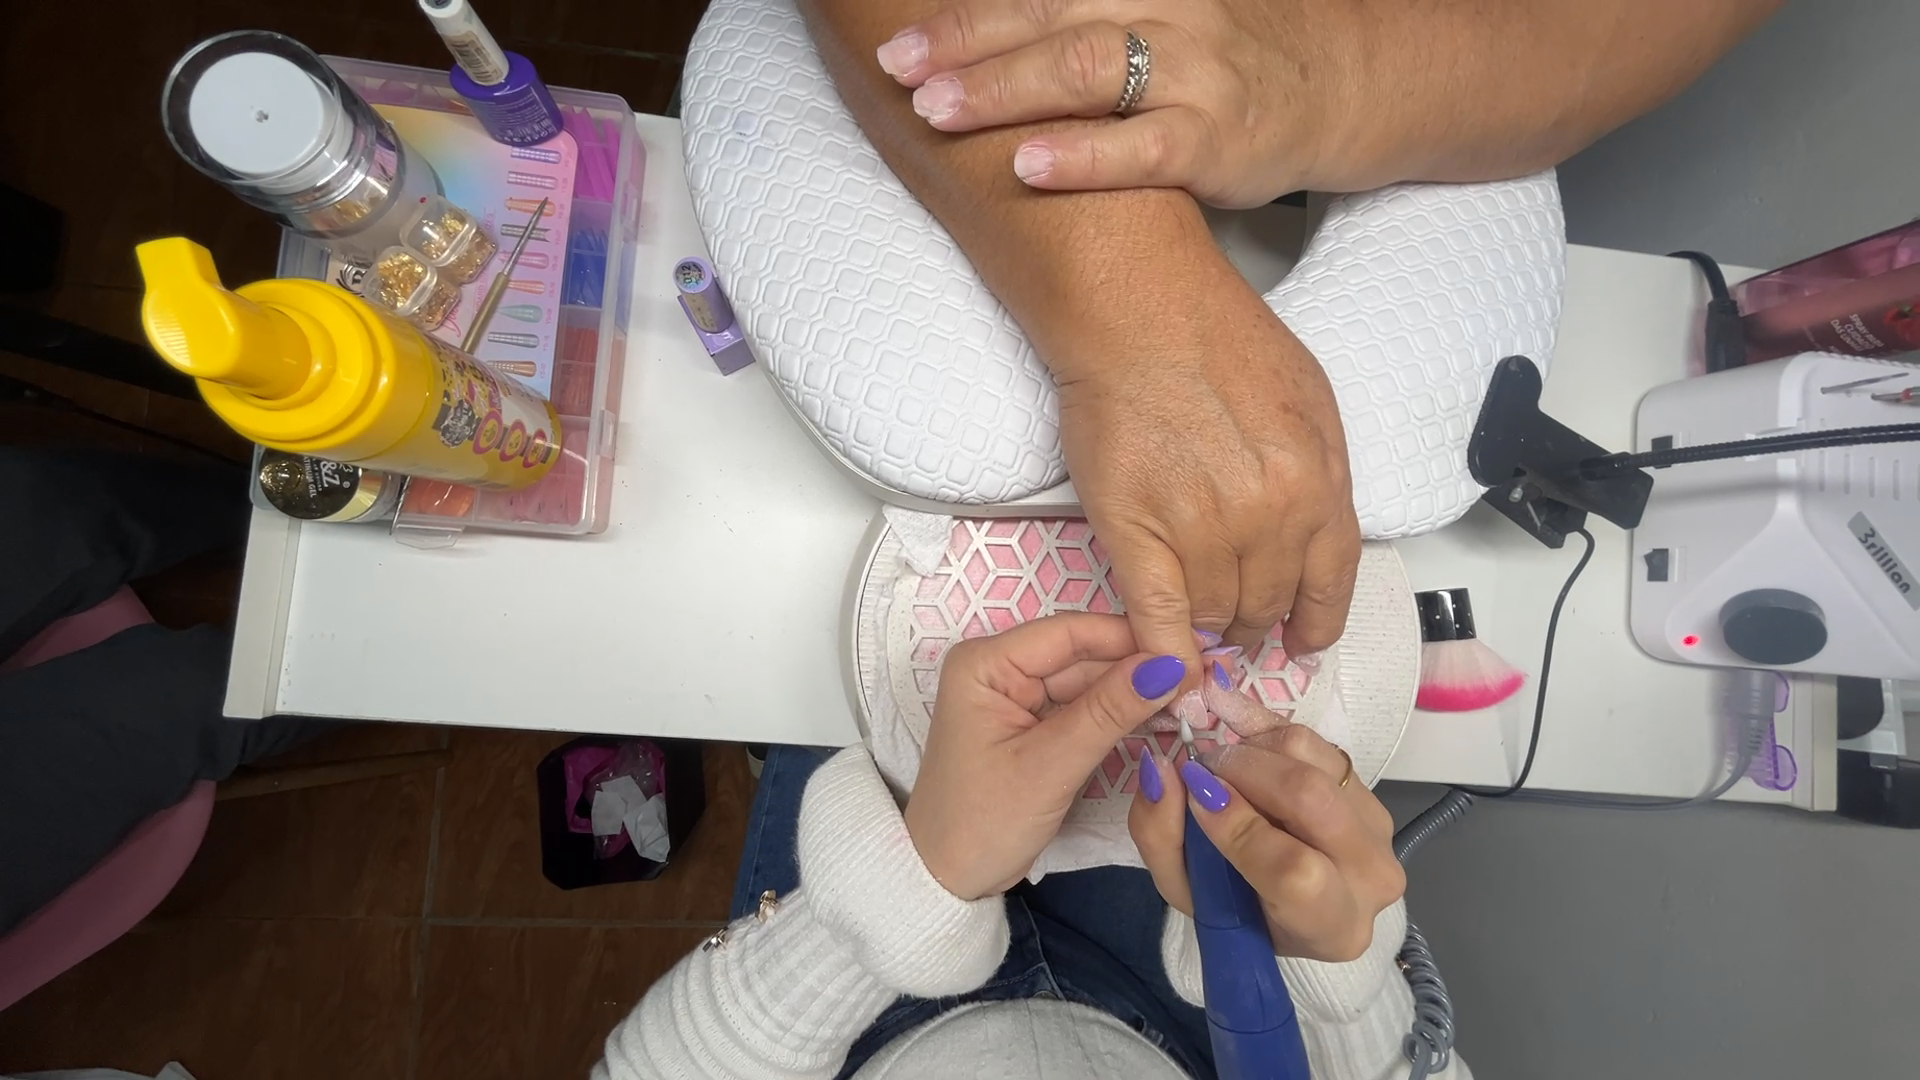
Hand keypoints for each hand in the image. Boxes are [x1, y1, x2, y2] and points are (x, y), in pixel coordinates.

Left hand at [874, 0, 1363, 207]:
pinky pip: (1142, 147)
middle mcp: (1162, 10)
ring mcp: (1191, 72)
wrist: (1332, 85)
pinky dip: (1082, 157)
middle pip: (1047, 15)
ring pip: (1085, 69)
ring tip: (938, 111)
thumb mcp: (1156, 13)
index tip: (903, 33)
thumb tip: (1006, 28)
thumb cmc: (1223, 57)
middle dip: (964, 41)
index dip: (967, 9)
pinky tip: (1028, 167)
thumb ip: (1087, 16)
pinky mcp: (1215, 138)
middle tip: (900, 68)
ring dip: (1004, 89)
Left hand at [905, 613, 1186, 899]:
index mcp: (986, 662)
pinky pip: (1083, 705)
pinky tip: (1162, 712)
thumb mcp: (1049, 765)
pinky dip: (1119, 712)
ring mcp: (1018, 693)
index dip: (1130, 637)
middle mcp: (1000, 666)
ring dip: (1135, 689)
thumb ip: (1108, 712)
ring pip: (1088, 679)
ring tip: (1196, 691)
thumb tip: (1169, 665)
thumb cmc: (984, 822)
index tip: (1192, 647)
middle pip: (1081, 654)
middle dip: (1138, 666)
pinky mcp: (1034, 721)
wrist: (948, 881)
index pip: (1068, 633)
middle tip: (1206, 675)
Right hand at [1054, 261, 1360, 671]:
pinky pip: (1158, 618)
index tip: (1299, 641)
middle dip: (1253, 623)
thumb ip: (1315, 471)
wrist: (1138, 318)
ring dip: (1208, 631)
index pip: (1328, 583)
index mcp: (1319, 484)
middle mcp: (1269, 519)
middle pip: (1265, 603)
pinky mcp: (1137, 537)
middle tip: (1234, 628)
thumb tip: (1303, 528)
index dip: (1313, 621)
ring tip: (1197, 630)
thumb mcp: (1305, 399)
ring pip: (1212, 614)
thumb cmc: (1218, 341)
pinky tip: (1169, 675)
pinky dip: (1165, 654)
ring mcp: (1202, 532)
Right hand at [1130, 720, 1403, 961]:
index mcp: (1327, 925)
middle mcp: (1369, 877)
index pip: (1295, 871)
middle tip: (1199, 766)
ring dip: (1250, 747)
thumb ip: (1160, 833)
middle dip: (1239, 768)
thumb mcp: (1181, 887)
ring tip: (1220, 761)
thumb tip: (1159, 767)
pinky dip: (1262, 725)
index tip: (1192, 790)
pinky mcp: (1365, 785)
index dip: (1238, 825)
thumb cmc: (1233, 902)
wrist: (1289, 896)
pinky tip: (1231, 725)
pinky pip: (1313, 738)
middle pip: (1309, 798)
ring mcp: (1376, 826)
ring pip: (1311, 759)